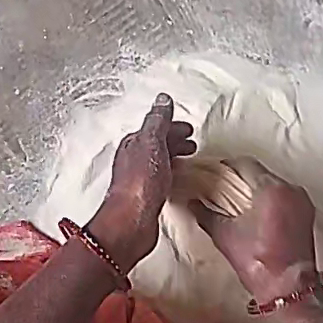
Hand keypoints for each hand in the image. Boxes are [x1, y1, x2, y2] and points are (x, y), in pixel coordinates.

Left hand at [86, 94, 195, 270]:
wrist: (132, 222)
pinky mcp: (147, 197)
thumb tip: (162, 100)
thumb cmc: (139, 184)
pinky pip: (162, 179)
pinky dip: (172, 174)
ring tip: (188, 159)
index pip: (155, 128)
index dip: (172, 127)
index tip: (187, 128)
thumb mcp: (151, 143)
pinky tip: (178, 181)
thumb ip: (158, 121)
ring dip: (174, 157)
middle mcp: (134, 161)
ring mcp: (140, 180)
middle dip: (174, 141)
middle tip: (189, 141)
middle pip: (156, 144)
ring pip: (159, 162)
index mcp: (134, 144)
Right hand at [192, 159, 322, 322]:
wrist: (288, 289)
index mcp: (272, 189)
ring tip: (238, 203)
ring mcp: (302, 201)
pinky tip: (256, 214)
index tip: (214, 174)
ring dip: (256, 189)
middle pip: (260, 172)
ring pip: (274, 184)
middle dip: (240, 178)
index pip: (245, 163)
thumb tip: (192, 203)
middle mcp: (291, 190)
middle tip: (222, 188)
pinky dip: (270, 199)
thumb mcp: (224, 235)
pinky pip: (285, 196)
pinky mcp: (307, 214)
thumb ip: (206, 213)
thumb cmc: (260, 264)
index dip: (226, 167)